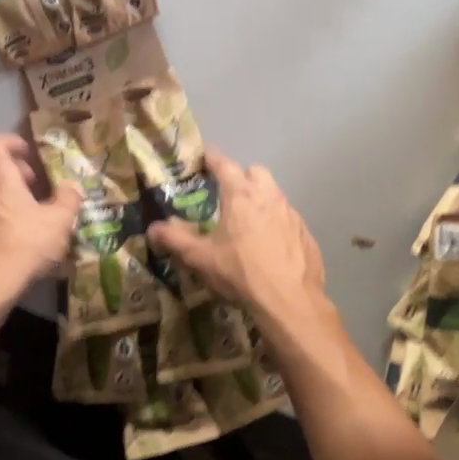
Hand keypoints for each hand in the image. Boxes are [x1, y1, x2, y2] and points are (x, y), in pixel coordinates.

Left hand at [0, 134, 79, 300]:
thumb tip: (74, 185)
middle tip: (30, 179)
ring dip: (1, 188)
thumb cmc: (24, 245)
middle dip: (8, 166)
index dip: (11, 142)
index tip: (29, 152)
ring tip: (26, 205)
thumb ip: (68, 199)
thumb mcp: (58, 221)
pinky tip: (14, 227)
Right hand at [148, 151, 327, 324]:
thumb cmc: (241, 273)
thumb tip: (153, 228)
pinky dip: (278, 224)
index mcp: (241, 195)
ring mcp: (291, 214)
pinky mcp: (306, 233)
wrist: (291, 302)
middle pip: (256, 172)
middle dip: (242, 177)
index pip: (224, 164)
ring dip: (261, 200)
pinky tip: (271, 246)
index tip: (205, 157)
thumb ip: (175, 240)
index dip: (213, 159)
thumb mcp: (201, 258)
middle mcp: (269, 196)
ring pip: (275, 195)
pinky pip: (289, 218)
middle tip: (229, 195)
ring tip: (248, 223)